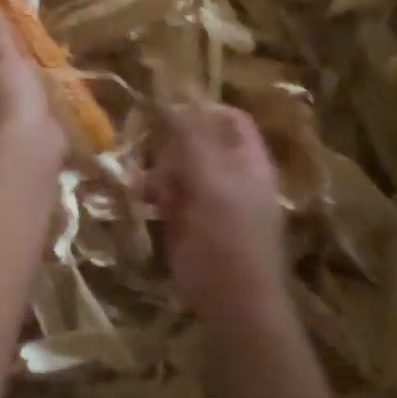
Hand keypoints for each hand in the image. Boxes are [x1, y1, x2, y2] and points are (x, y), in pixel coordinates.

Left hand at [0, 0, 66, 171]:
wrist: (31, 141)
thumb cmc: (13, 94)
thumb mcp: (4, 55)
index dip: (3, 54)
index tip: (21, 44)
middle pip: (9, 82)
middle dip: (23, 74)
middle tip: (45, 57)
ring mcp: (16, 120)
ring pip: (27, 99)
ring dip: (39, 91)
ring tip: (60, 76)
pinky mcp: (38, 134)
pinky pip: (46, 115)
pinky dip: (53, 108)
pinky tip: (69, 100)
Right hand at [150, 102, 288, 321]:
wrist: (231, 300)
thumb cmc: (231, 239)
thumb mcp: (213, 182)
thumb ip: (191, 139)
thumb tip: (171, 97)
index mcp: (248, 161)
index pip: (228, 118)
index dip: (200, 108)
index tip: (164, 108)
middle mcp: (228, 173)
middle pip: (195, 139)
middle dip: (171, 144)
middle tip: (159, 158)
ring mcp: (206, 196)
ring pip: (174, 165)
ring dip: (159, 170)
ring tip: (155, 188)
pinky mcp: (184, 218)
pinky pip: (163, 192)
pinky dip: (152, 192)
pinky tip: (148, 201)